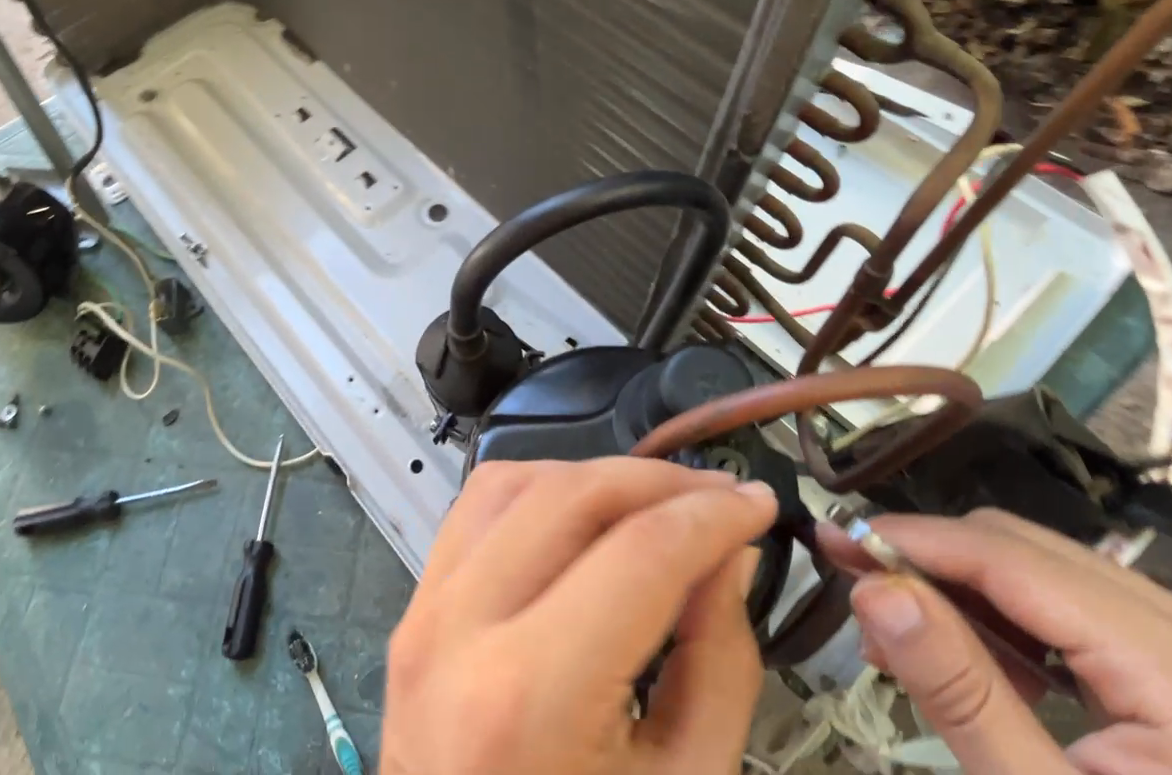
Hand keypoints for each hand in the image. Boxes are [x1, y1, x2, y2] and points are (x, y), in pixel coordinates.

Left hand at [381, 458, 779, 774]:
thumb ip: (717, 662)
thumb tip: (726, 553)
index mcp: (532, 694)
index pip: (639, 554)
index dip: (712, 515)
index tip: (761, 502)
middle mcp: (459, 631)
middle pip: (569, 498)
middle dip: (658, 482)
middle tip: (720, 496)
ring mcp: (421, 614)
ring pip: (511, 483)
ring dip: (593, 476)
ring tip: (657, 503)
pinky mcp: (410, 611)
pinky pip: (472, 512)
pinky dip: (536, 492)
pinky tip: (584, 517)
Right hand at [820, 509, 1171, 773]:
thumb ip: (963, 695)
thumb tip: (873, 589)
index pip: (1008, 557)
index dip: (908, 539)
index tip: (829, 539)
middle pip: (1028, 548)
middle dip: (930, 560)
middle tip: (855, 596)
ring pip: (1051, 570)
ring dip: (965, 588)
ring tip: (903, 641)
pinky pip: (1086, 610)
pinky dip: (1015, 620)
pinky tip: (981, 665)